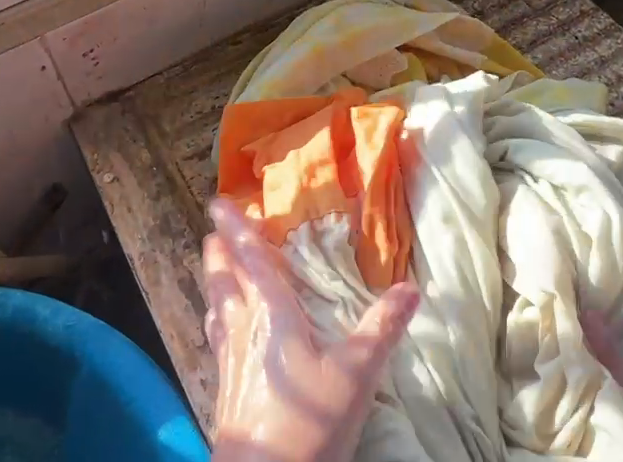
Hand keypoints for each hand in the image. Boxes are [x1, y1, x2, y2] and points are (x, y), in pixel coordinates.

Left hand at [204, 199, 419, 461]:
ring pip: (216, 307)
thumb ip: (381, 329)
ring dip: (214, 281)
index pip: (251, 260)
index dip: (236, 228)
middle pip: (225, 280)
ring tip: (211, 267)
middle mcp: (245, 328)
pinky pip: (216, 337)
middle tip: (214, 230)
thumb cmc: (308, 421)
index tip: (218, 202)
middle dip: (219, 252)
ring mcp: (230, 360)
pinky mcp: (224, 387)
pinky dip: (216, 317)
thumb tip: (411, 288)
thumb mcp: (355, 375)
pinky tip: (218, 327)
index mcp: (272, 314)